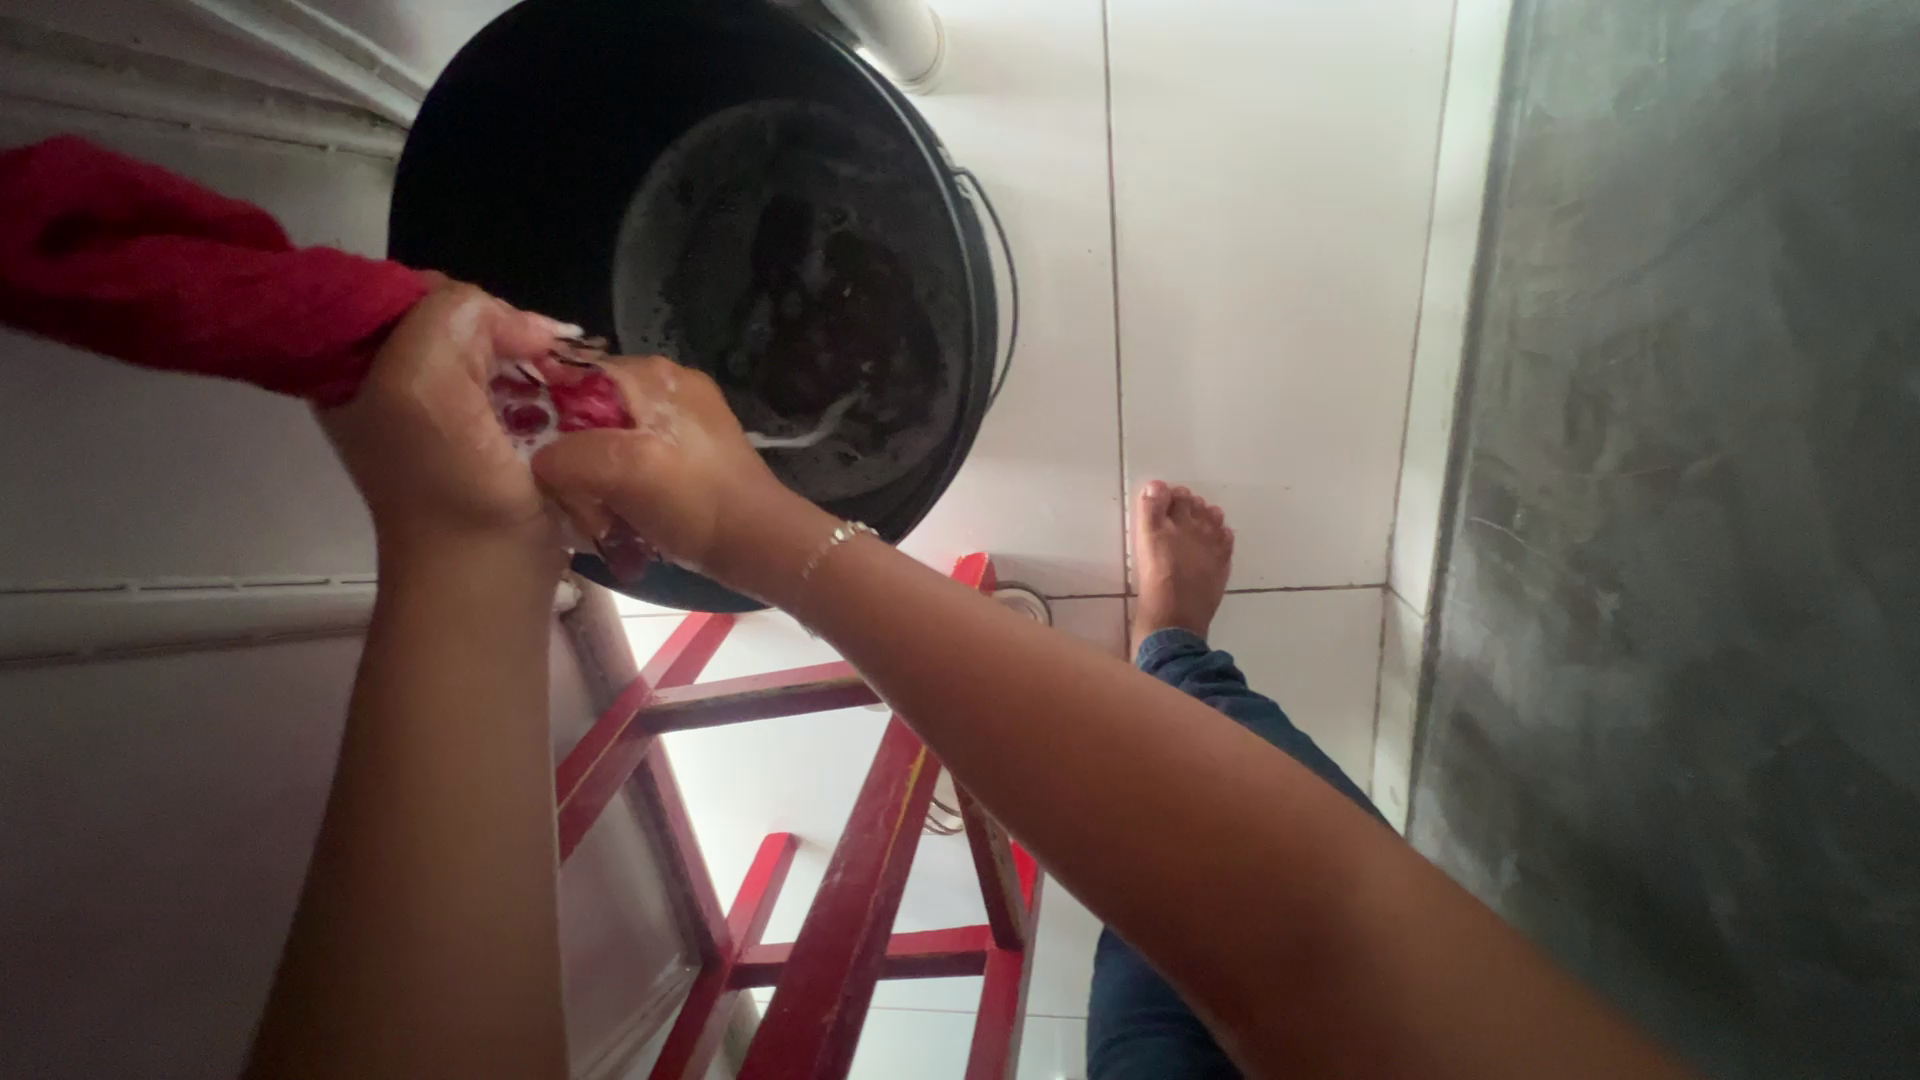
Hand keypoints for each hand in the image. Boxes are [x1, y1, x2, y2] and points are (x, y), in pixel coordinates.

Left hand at [319, 281, 569, 556]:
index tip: (508, 334)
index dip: (461, 301)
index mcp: (351, 364)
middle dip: (502, 328)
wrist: (486, 568)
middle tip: (542, 358)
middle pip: (453, 318)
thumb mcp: (422, 382)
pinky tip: (559, 397)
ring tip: (557, 376)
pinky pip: (513, 384)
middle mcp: (391, 380)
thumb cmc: (447, 482)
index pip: (405, 292)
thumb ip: (450, 318)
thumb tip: (516, 322)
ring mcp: (441, 410)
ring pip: (490, 350)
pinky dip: (541, 383)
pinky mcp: (486, 436)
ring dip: (528, 357)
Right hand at [531, 355, 824, 588]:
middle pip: (586, 413)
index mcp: (650, 373)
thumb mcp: (623, 468)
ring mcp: (681, 420)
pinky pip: (634, 462)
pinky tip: (621, 516)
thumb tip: (542, 463)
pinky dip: (621, 488)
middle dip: (572, 458)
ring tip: (600, 516)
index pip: (567, 377)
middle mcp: (666, 386)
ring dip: (595, 480)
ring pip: (608, 442)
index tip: (539, 463)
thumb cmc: (694, 501)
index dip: (543, 418)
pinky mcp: (689, 455)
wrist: (758, 542)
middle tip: (576, 500)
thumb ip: (567, 455)